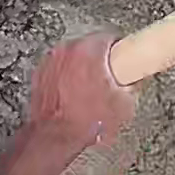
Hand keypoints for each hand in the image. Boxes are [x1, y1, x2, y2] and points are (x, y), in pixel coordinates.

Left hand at [22, 33, 136, 148]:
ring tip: (89, 90)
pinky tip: (73, 94)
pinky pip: (59, 69)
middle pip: (90, 47)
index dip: (120, 51)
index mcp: (89, 50)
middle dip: (99, 61)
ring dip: (81, 68)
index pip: (110, 38)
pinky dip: (65, 77)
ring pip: (73, 58)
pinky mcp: (40, 73)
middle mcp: (66, 50)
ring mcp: (50, 61)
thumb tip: (134, 80)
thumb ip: (132, 84)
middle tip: (107, 80)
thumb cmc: (84, 121)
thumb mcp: (123, 103)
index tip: (125, 59)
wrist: (55, 135)